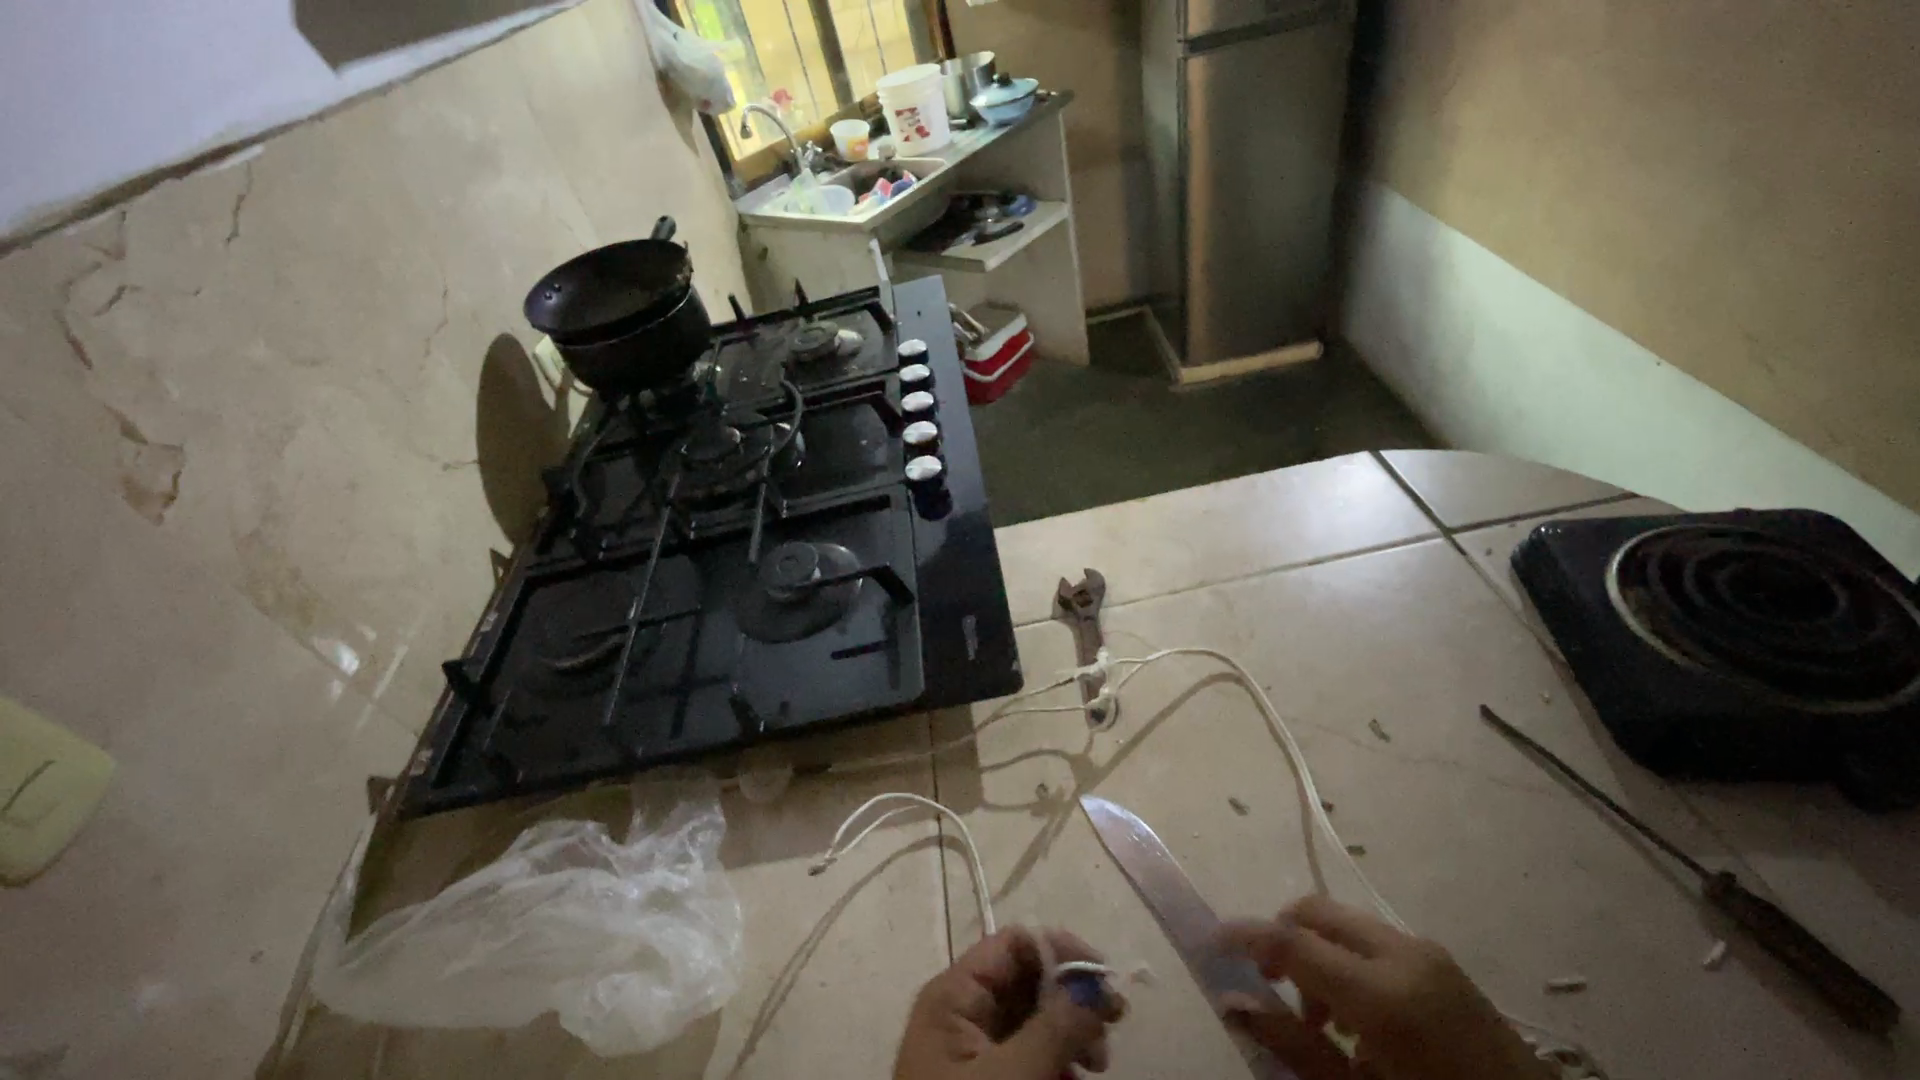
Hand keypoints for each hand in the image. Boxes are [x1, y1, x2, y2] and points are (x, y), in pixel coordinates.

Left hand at [894, 926, 1126, 1079]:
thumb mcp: (1013, 1076)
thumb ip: (1056, 1026)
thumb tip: (1097, 985)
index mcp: (956, 995)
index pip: (1014, 944)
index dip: (1061, 951)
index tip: (1104, 981)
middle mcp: (963, 1013)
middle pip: (1029, 981)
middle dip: (1072, 1001)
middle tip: (1110, 1031)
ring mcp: (975, 1051)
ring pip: (1035, 1020)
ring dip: (1071, 1037)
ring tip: (1096, 1069)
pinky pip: (1030, 1057)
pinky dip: (1058, 1067)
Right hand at [1219, 896, 1547, 1079]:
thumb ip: (1292, 1046)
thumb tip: (1232, 1002)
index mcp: (1381, 993)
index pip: (1290, 940)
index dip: (1243, 936)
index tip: (1209, 942)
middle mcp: (1403, 955)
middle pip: (1315, 912)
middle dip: (1280, 936)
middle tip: (1269, 984)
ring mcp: (1430, 954)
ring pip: (1345, 924)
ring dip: (1316, 952)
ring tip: (1320, 1019)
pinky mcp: (1446, 963)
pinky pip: (1377, 942)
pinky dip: (1349, 961)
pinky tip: (1359, 1018)